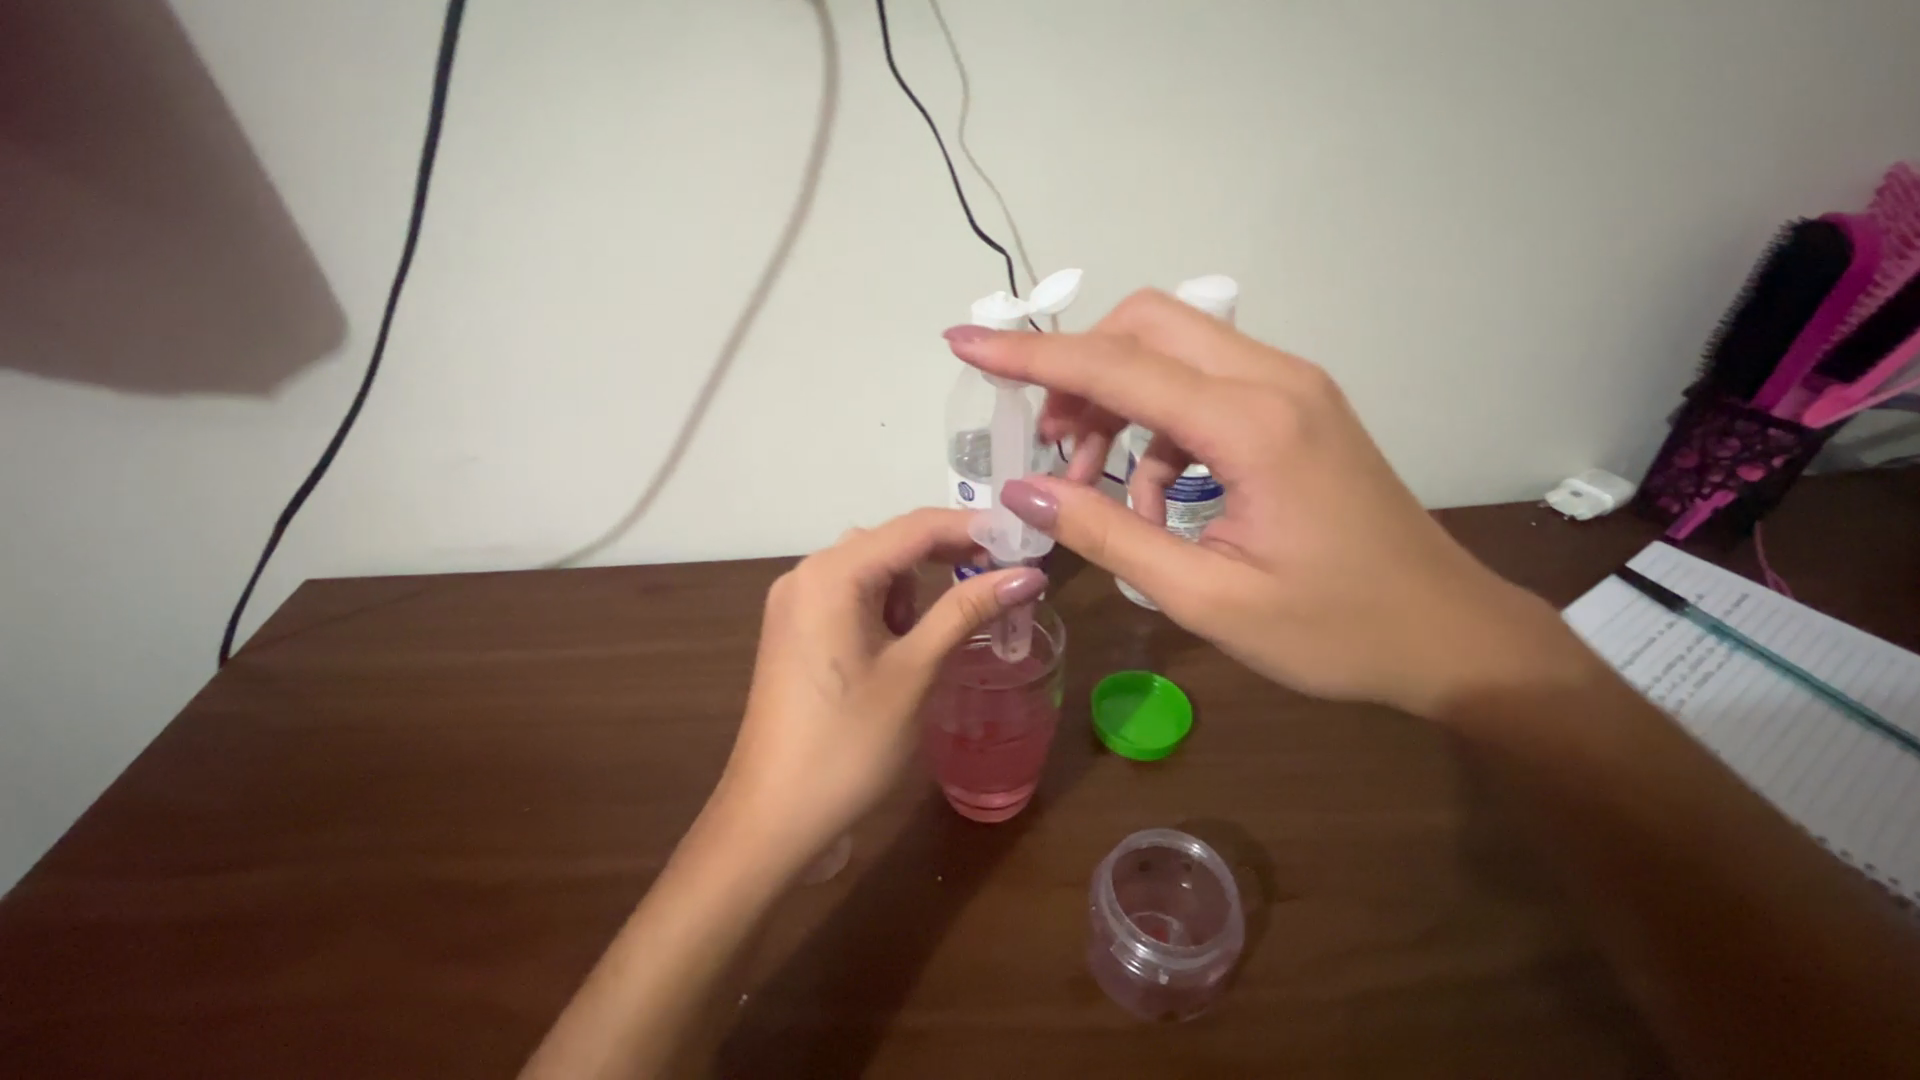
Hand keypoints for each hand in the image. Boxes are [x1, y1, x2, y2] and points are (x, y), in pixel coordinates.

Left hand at [708, 508, 1045, 875]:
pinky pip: (850, 597)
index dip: (974, 528)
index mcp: (831, 574)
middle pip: (890, 543)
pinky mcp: (794, 631)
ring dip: (916, 589)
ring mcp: (795, 603)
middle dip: (947, 557)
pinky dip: (887, 609)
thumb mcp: (914, 672)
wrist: (773, 816)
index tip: (1025, 538)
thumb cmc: (848, 744)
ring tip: (941, 636)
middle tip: (1003, 578)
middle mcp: (806, 574)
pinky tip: (904, 646)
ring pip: (872, 571)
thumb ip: (966, 612)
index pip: (915, 528)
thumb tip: (1027, 574)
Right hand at [943, 290, 1584, 717]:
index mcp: (1252, 425)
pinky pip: (1205, 386)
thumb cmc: (1332, 630)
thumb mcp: (1205, 597)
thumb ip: (1107, 534)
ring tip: (1091, 483)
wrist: (1447, 634)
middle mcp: (1274, 379)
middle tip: (1047, 442)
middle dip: (1078, 369)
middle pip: (1147, 324)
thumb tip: (1022, 491)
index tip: (964, 343)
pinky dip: (1158, 427)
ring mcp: (1293, 387)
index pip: (1116, 366)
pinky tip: (1153, 498)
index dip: (1031, 355)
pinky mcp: (1298, 407)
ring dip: (1117, 403)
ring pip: (1174, 350)